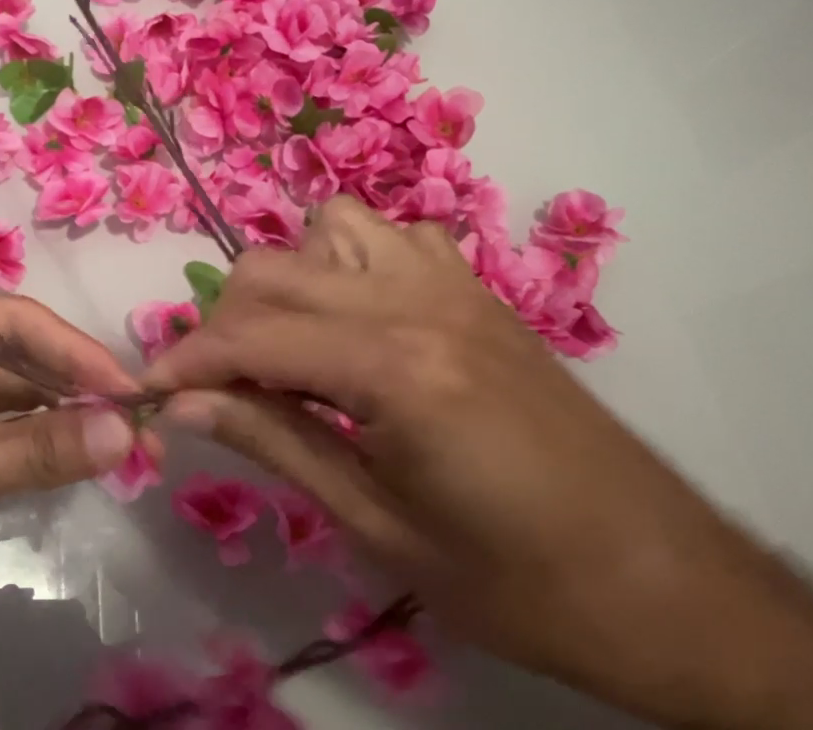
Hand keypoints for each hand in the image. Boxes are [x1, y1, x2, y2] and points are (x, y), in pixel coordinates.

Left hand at [0, 291, 144, 633]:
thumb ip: (38, 449)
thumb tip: (127, 433)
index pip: (14, 323)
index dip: (78, 353)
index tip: (133, 392)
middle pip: (20, 358)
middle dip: (79, 390)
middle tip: (142, 428)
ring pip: (16, 398)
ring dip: (66, 421)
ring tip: (125, 448)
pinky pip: (3, 434)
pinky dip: (41, 447)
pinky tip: (82, 460)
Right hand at [144, 198, 812, 729]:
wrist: (667, 586)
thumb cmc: (516, 580)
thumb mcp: (375, 526)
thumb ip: (272, 445)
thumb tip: (180, 405)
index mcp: (396, 370)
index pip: (251, 337)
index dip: (185, 361)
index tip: (145, 391)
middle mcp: (420, 303)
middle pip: (275, 270)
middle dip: (224, 323)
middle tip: (213, 389)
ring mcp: (456, 288)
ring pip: (332, 228)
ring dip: (289, 278)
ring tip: (286, 347)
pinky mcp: (482, 295)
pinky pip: (392, 238)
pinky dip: (348, 263)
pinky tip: (352, 324)